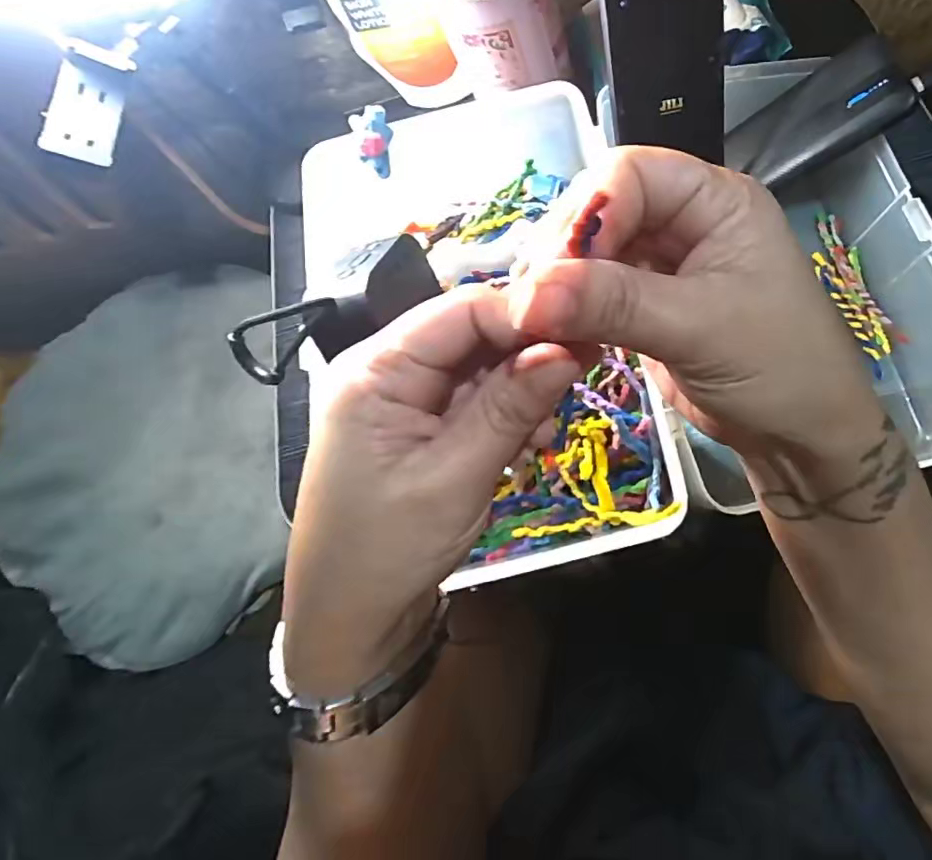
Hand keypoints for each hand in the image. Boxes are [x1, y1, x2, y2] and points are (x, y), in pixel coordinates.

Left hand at [281, 285, 580, 695]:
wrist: (350, 621)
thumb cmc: (386, 552)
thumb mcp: (454, 478)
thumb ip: (510, 408)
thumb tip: (566, 350)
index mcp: (376, 370)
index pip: (461, 311)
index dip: (524, 315)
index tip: (582, 336)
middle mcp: (388, 369)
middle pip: (473, 333)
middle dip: (527, 354)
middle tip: (579, 377)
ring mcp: (406, 397)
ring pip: (482, 364)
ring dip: (522, 388)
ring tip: (544, 431)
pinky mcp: (424, 422)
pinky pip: (477, 397)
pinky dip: (509, 412)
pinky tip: (528, 441)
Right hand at [507, 147, 881, 459]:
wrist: (801, 436)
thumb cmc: (778, 368)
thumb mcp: (699, 328)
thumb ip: (615, 303)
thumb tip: (529, 294)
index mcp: (715, 200)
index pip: (631, 174)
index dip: (589, 212)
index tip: (559, 267)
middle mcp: (685, 221)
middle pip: (601, 209)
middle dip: (565, 250)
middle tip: (535, 299)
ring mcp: (662, 264)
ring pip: (590, 253)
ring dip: (558, 283)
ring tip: (536, 319)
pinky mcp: (644, 304)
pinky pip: (592, 293)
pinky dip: (568, 311)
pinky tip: (552, 333)